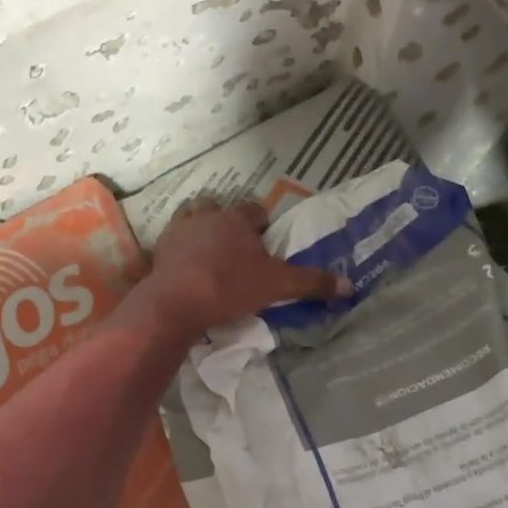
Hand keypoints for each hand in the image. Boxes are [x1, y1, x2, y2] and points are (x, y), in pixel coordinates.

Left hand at [134, 197, 346, 335]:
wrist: (177, 301)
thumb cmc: (230, 286)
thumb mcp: (277, 286)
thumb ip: (311, 283)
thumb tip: (349, 286)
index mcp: (236, 221)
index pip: (253, 209)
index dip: (260, 221)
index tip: (264, 235)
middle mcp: (206, 217)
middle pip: (215, 206)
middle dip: (223, 219)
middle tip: (233, 242)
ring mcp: (178, 231)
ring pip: (188, 215)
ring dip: (197, 226)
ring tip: (205, 248)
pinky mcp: (159, 250)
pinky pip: (169, 240)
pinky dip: (177, 248)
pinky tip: (182, 264)